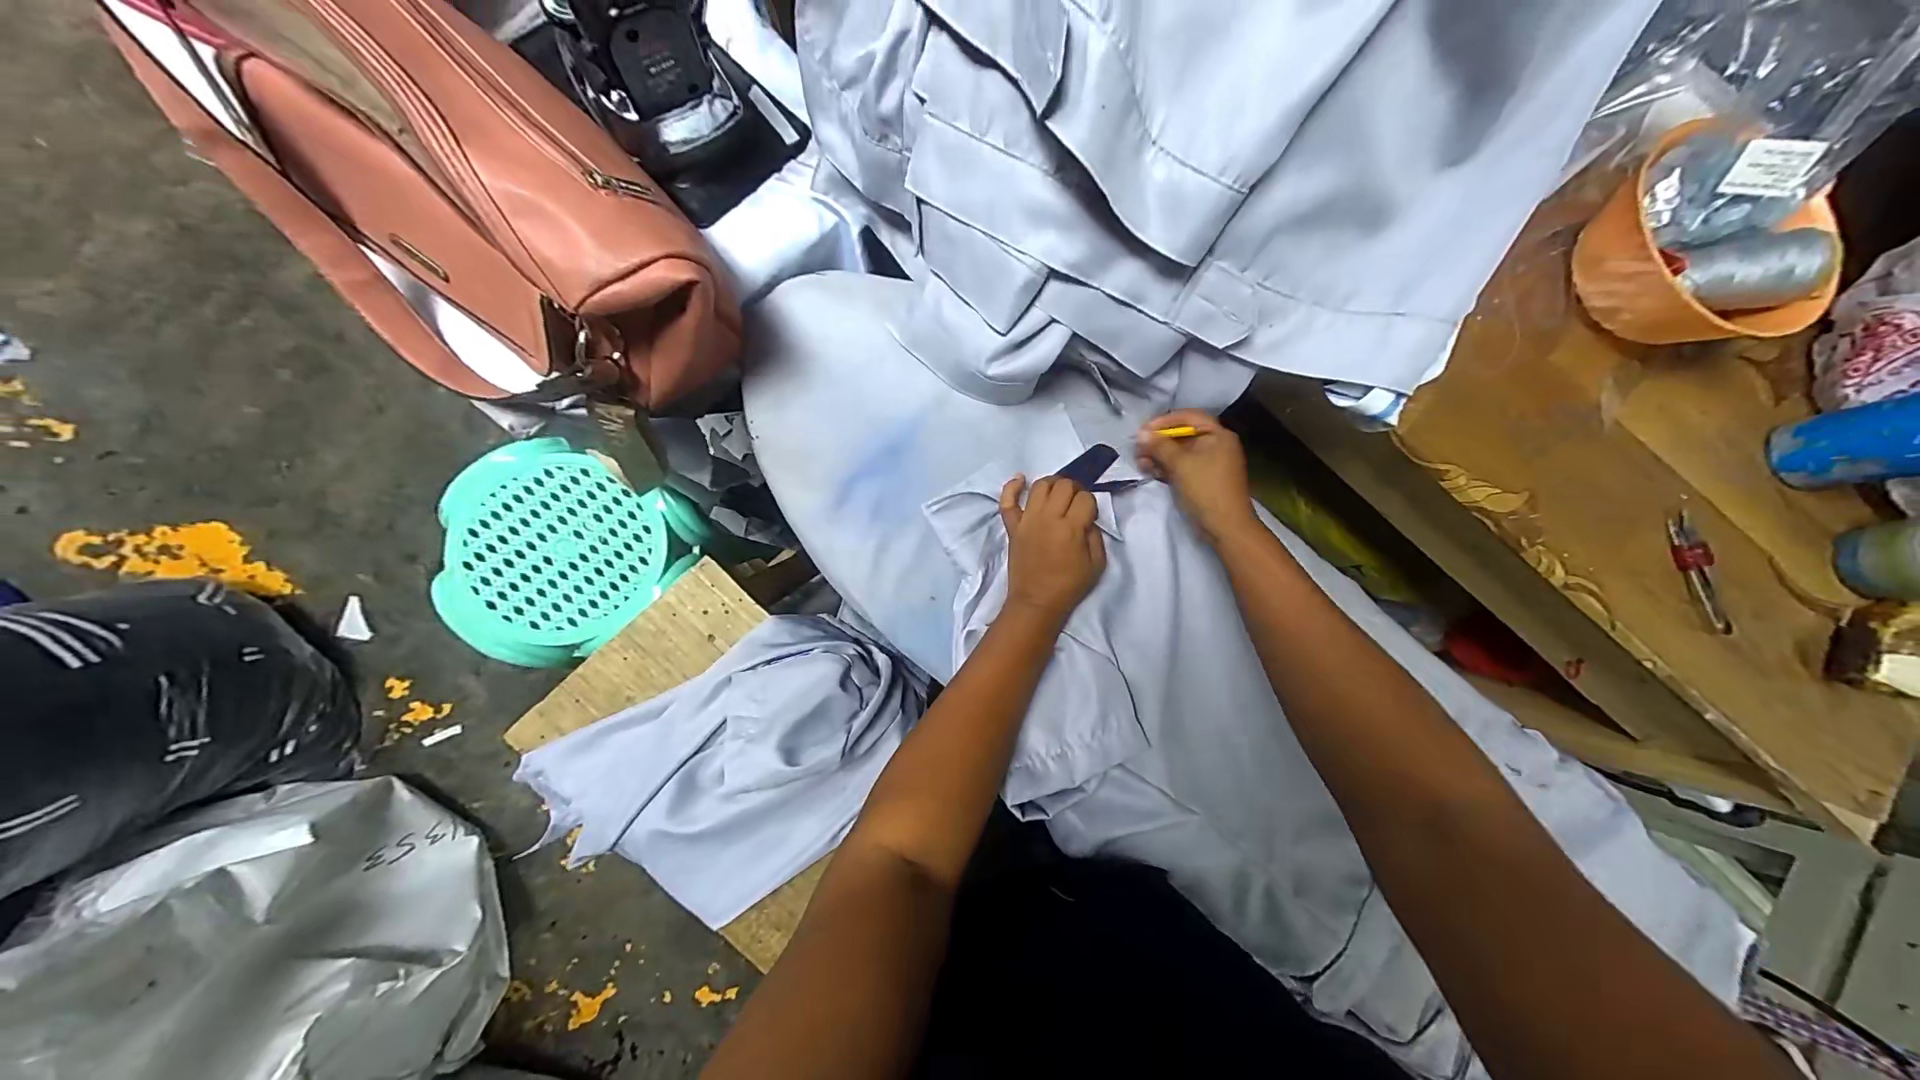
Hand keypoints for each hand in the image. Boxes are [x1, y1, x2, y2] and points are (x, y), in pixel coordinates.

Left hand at [998, 474, 1106, 624]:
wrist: (1036, 602)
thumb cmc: (1068, 586)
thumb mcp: (1097, 564)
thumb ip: (1095, 535)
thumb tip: (1087, 518)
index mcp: (1070, 528)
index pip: (1085, 498)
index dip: (1090, 503)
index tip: (1089, 515)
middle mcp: (1047, 517)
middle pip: (1063, 485)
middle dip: (1075, 489)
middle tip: (1076, 502)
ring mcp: (1027, 520)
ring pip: (1039, 486)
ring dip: (1052, 484)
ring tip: (1057, 493)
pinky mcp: (1012, 526)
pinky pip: (1007, 501)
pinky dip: (1012, 487)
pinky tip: (1020, 479)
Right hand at [1136, 410, 1256, 544]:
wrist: (1225, 526)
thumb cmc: (1205, 489)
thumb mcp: (1180, 464)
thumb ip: (1159, 446)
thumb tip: (1141, 433)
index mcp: (1218, 435)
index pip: (1188, 417)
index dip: (1164, 422)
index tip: (1142, 431)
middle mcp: (1215, 445)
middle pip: (1182, 435)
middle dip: (1158, 441)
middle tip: (1137, 448)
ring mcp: (1208, 463)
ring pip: (1179, 452)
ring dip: (1158, 455)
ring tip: (1139, 461)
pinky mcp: (1201, 479)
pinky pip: (1181, 466)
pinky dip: (1166, 467)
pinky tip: (1149, 470)